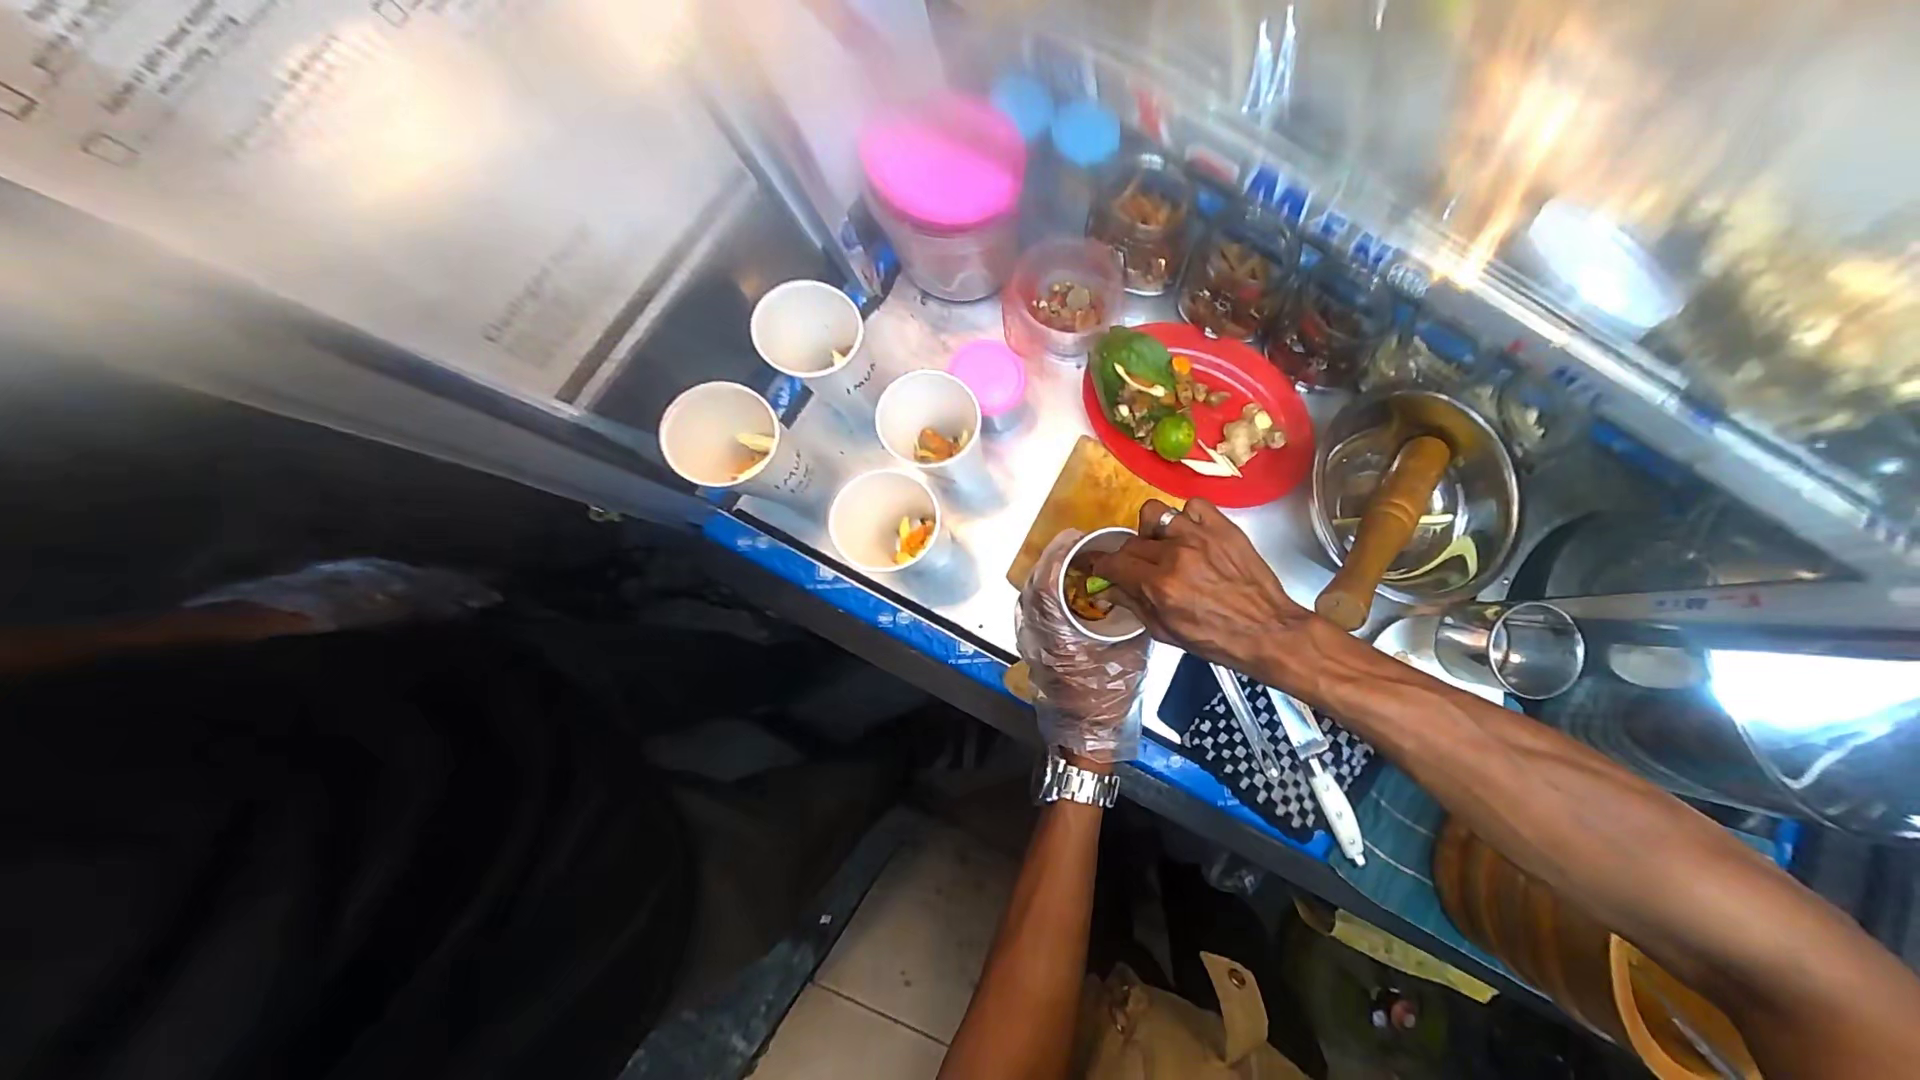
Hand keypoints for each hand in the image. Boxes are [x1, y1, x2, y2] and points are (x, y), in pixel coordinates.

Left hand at [1015, 529, 1149, 763]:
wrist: (1084, 733)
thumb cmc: (1105, 697)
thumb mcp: (1127, 654)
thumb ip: (1129, 618)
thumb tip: (1135, 590)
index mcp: (1056, 632)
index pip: (1047, 582)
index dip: (1058, 554)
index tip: (1074, 538)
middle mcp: (1036, 633)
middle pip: (1035, 584)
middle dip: (1054, 559)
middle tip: (1076, 544)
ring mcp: (1031, 641)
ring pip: (1032, 596)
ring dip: (1049, 574)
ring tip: (1072, 560)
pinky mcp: (1033, 647)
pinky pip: (1034, 609)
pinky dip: (1047, 591)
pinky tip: (1066, 588)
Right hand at [1090, 499, 1310, 677]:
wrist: (1268, 631)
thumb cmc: (1216, 638)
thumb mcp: (1164, 631)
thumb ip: (1132, 603)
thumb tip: (1106, 587)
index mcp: (1159, 586)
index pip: (1113, 562)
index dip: (1100, 564)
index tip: (1098, 567)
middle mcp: (1176, 556)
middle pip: (1131, 541)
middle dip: (1127, 556)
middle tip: (1137, 568)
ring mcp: (1200, 537)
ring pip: (1155, 514)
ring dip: (1152, 531)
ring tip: (1163, 546)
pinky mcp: (1223, 528)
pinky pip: (1192, 506)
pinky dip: (1186, 517)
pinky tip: (1190, 535)